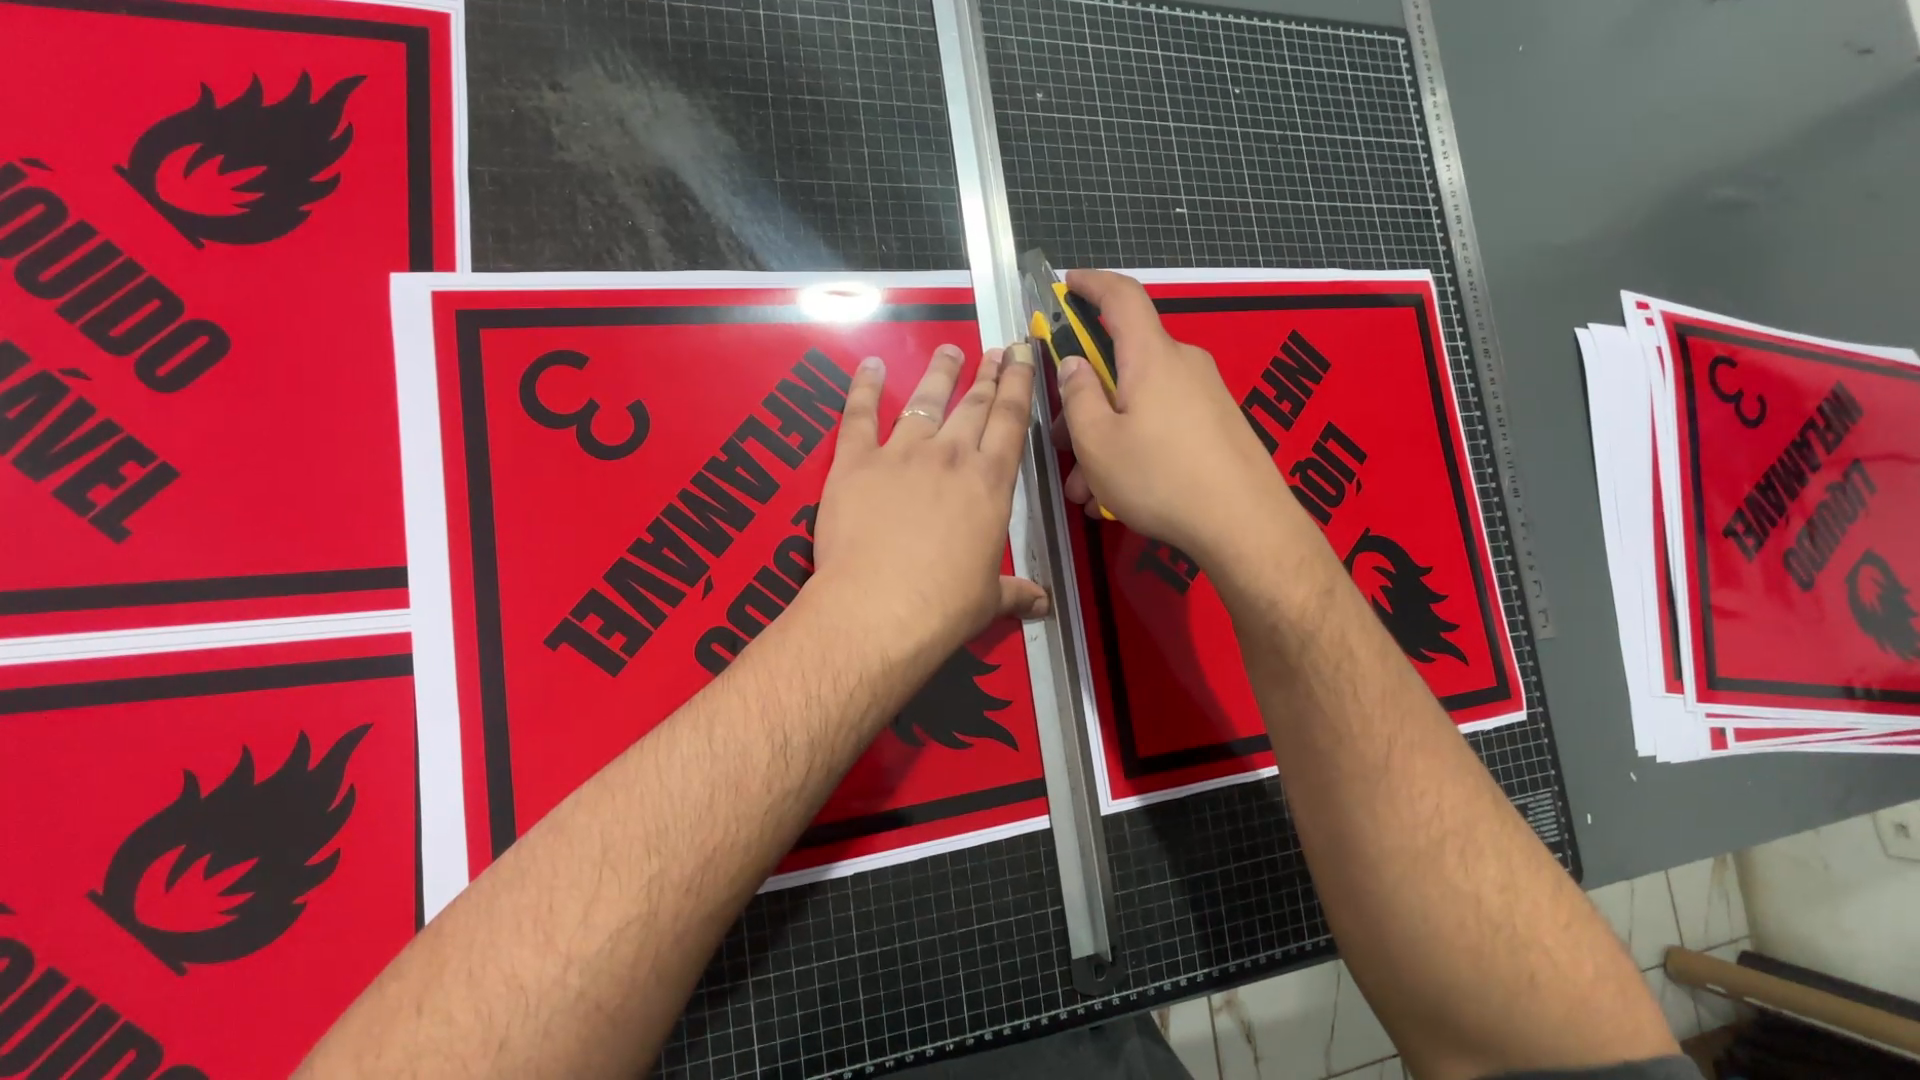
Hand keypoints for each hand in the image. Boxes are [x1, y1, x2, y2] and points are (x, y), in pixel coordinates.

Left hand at [809, 342, 1048, 660]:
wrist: (879, 608)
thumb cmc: (944, 607)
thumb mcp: (988, 599)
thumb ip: (1016, 592)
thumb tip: (1043, 606)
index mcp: (990, 484)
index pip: (1012, 421)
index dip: (1020, 385)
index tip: (1023, 357)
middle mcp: (951, 457)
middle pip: (974, 403)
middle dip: (988, 372)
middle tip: (996, 349)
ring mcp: (902, 454)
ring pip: (925, 401)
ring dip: (940, 373)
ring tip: (949, 350)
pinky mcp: (856, 462)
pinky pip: (859, 415)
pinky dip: (864, 387)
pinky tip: (870, 365)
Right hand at [1055, 269, 1310, 568]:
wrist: (1246, 525)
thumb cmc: (1161, 478)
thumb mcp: (1098, 442)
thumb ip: (1077, 397)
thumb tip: (1075, 365)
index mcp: (1151, 356)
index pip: (1121, 296)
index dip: (1090, 283)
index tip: (1065, 285)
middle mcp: (1183, 364)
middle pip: (1123, 363)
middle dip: (1084, 399)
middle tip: (1060, 443)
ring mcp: (1206, 395)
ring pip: (1139, 403)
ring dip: (1105, 437)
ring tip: (1085, 489)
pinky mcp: (1218, 425)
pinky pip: (1163, 423)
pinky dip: (1133, 447)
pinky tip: (1118, 494)